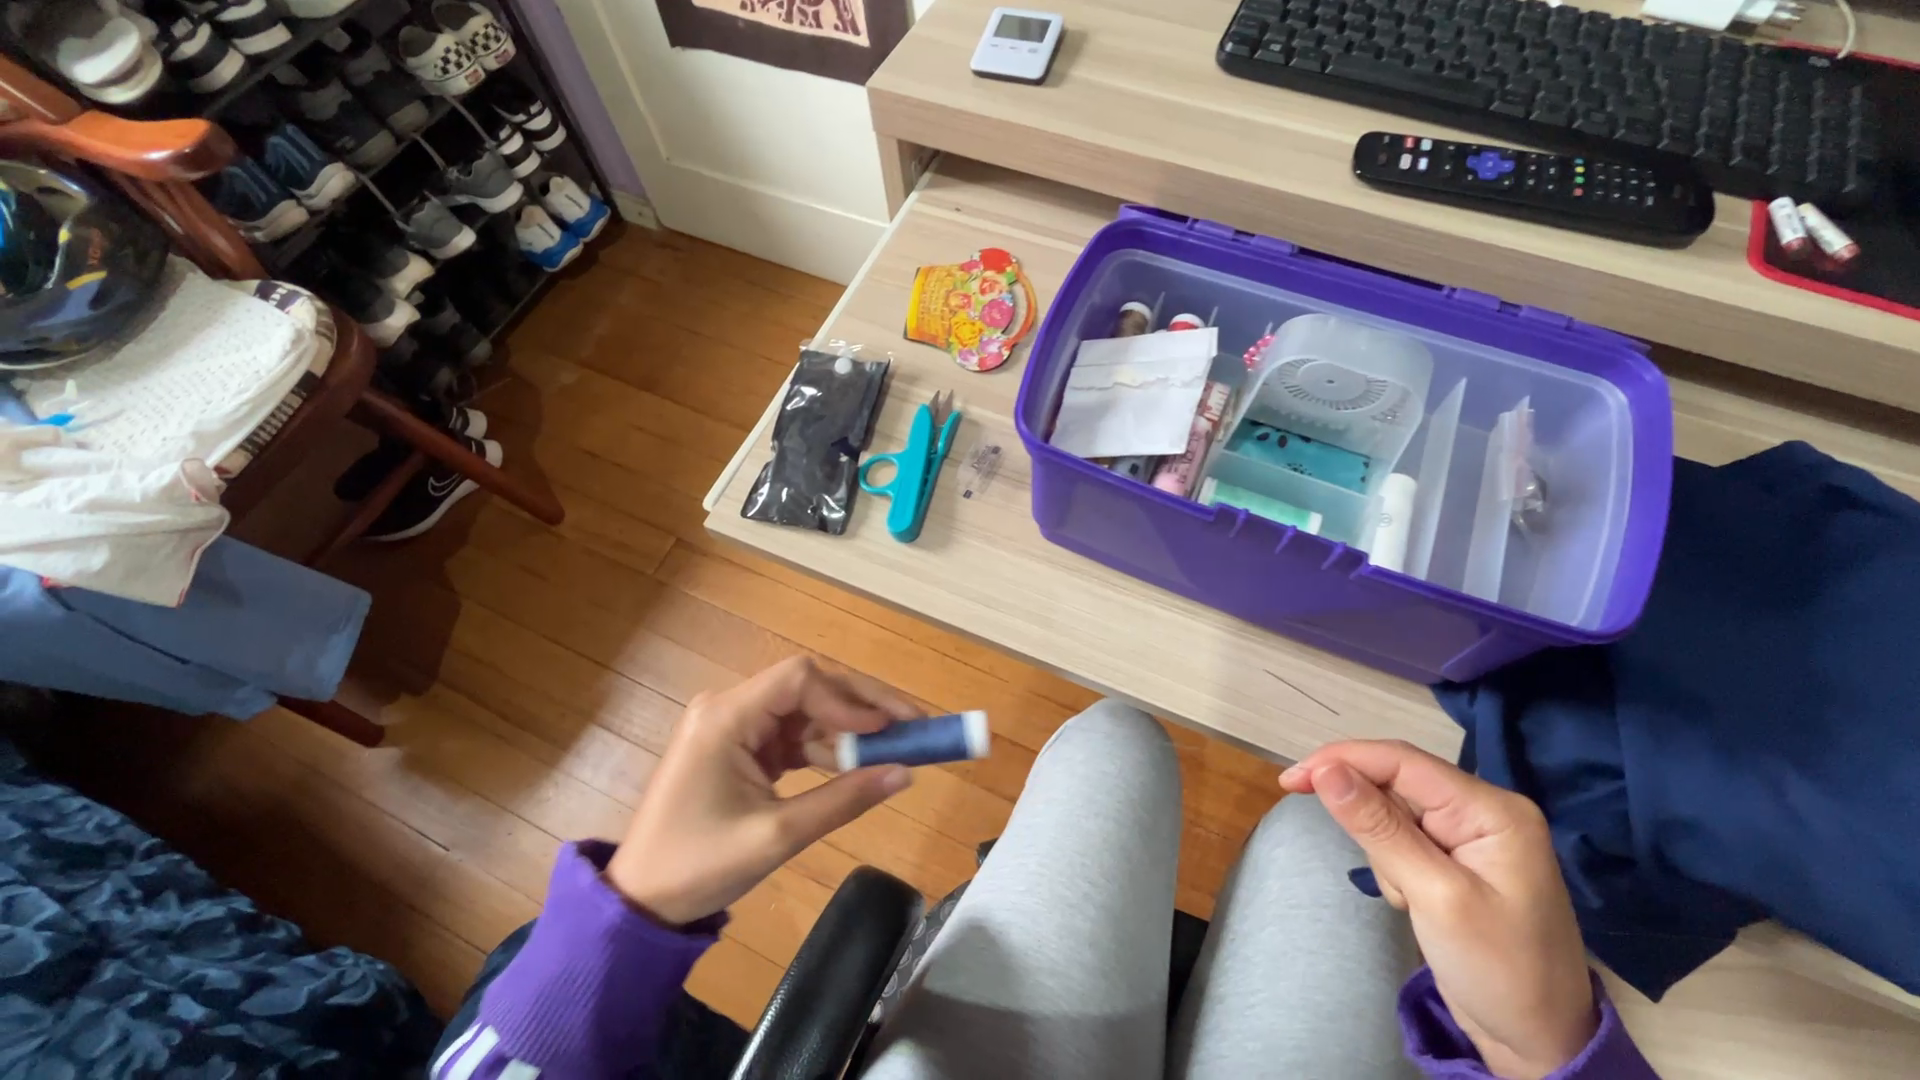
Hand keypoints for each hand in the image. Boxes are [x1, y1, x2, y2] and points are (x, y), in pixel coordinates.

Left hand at [605, 657, 915, 925]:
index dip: (850, 697)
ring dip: (848, 728)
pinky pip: (792, 736)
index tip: (889, 728)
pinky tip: (858, 765)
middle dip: (861, 706)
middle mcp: (729, 709)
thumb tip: (905, 773)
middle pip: (807, 687)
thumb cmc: (698, 866)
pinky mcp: (739, 749)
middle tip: (913, 723)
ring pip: (805, 711)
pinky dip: (826, 748)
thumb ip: (843, 800)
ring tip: (896, 746)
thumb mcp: (777, 836)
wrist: (640, 901)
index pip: (800, 679)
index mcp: (726, 717)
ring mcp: (733, 727)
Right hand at [1280, 741, 1595, 1079]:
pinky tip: (1413, 901)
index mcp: (1492, 809)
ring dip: (1383, 851)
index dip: (1341, 760)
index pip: (1401, 761)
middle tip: (1374, 871)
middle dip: (1368, 820)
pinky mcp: (1456, 858)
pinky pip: (1402, 838)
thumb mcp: (1434, 896)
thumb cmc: (1499, 970)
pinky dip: (1392, 865)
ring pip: (1393, 812)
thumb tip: (1325, 770)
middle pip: (1395, 783)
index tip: (1290, 781)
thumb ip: (1378, 827)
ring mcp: (1471, 835)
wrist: (1541, 1044)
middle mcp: (1483, 810)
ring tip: (1409, 901)